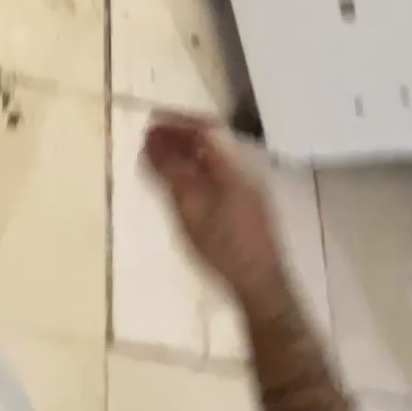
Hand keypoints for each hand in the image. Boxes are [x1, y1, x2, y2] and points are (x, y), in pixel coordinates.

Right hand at [141, 111, 286, 302]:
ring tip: (155, 161)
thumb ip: (170, 171)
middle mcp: (244, 173)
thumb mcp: (189, 206)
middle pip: (209, 143)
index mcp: (234, 168)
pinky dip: (193, 172)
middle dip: (177, 137)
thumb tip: (151, 140)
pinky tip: (176, 185)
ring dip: (183, 155)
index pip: (205, 128)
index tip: (151, 120)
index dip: (177, 120)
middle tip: (148, 141)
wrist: (264, 291)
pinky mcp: (246, 208)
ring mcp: (247, 191)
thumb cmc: (224, 247)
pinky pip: (215, 177)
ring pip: (211, 161)